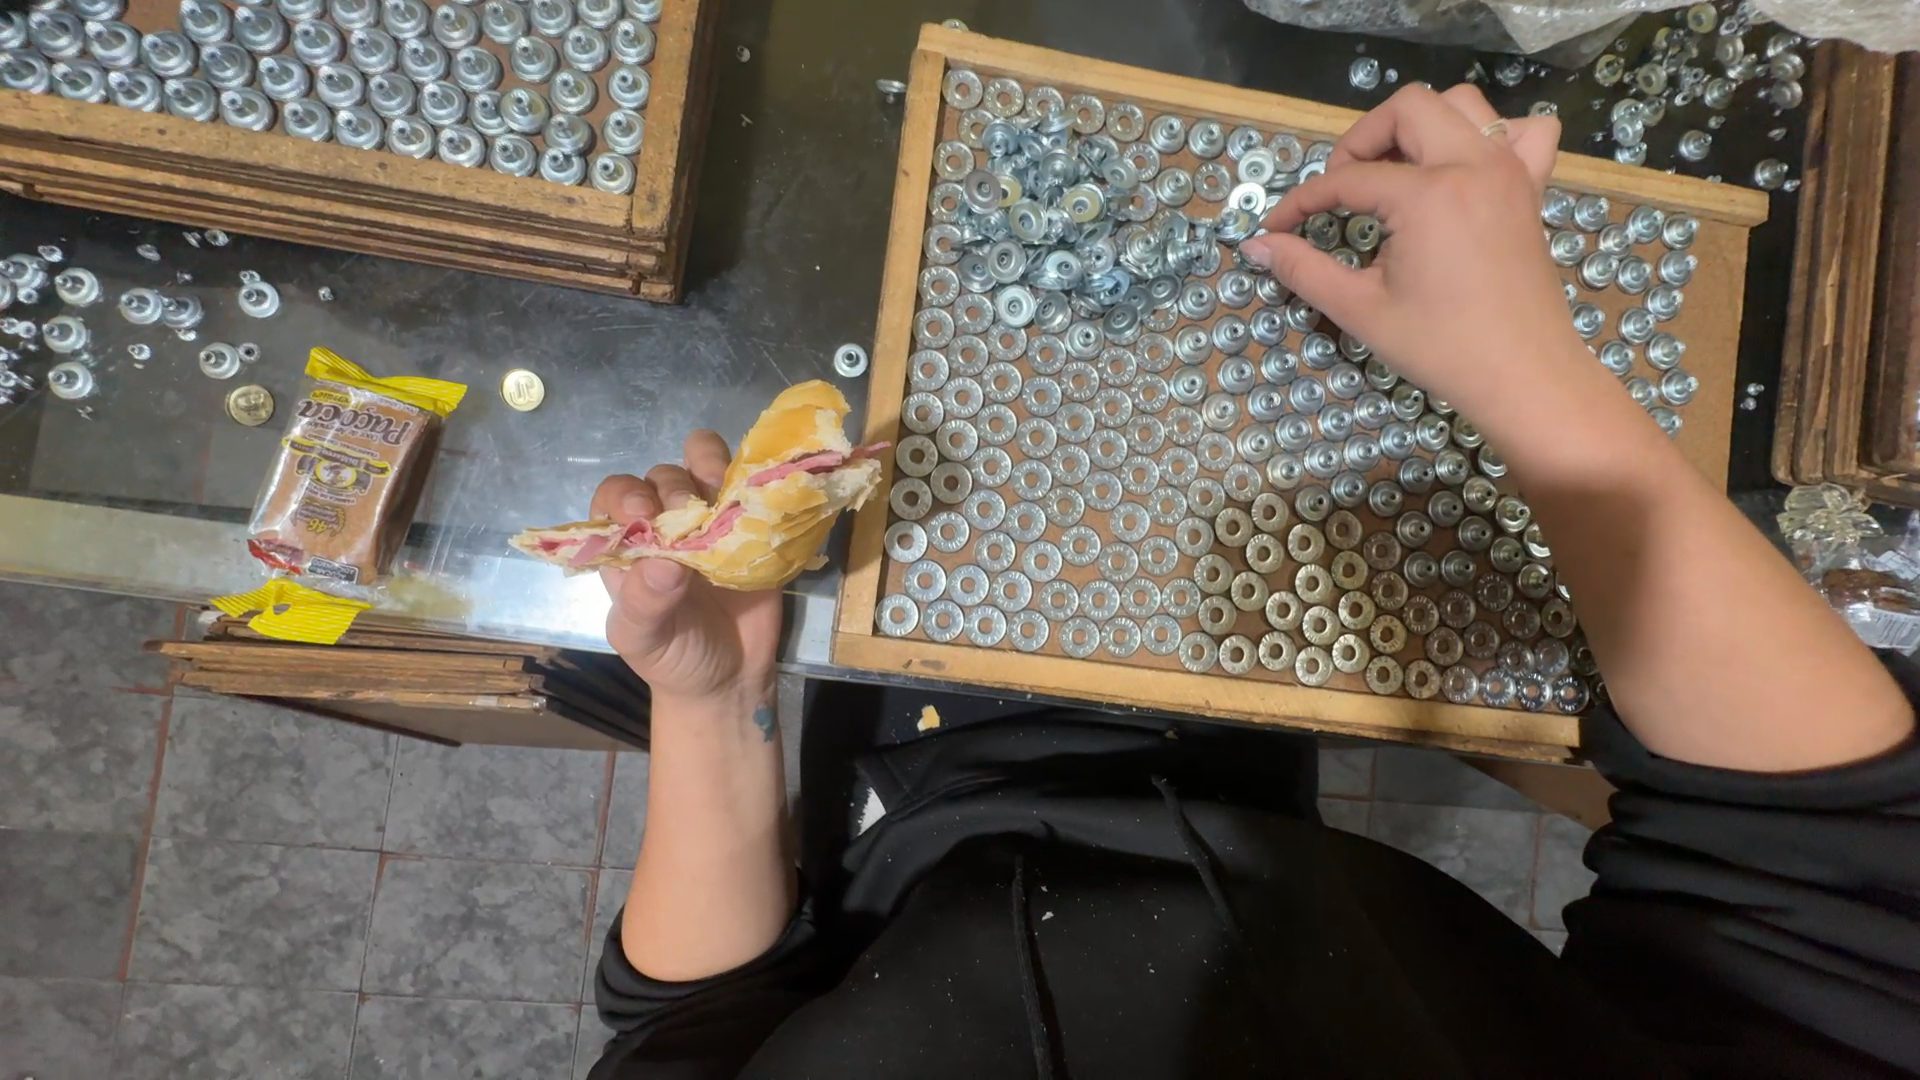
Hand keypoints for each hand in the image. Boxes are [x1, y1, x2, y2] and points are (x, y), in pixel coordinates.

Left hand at [592, 432, 782, 706]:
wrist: (732, 680)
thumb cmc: (674, 658)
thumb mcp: (644, 639)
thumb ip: (644, 602)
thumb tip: (664, 562)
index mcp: (629, 546)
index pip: (615, 497)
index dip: (626, 495)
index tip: (644, 512)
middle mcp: (667, 525)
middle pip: (663, 476)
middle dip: (673, 487)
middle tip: (689, 514)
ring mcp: (713, 523)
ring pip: (705, 467)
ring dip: (712, 468)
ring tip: (723, 495)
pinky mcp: (753, 528)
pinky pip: (751, 490)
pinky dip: (754, 482)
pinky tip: (758, 498)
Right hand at [1239, 84, 1575, 422]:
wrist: (1519, 370)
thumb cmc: (1435, 344)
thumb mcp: (1357, 308)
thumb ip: (1302, 269)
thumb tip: (1256, 245)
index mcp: (1428, 194)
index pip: (1347, 178)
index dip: (1300, 202)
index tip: (1274, 228)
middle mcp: (1472, 164)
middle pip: (1407, 109)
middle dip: (1358, 142)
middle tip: (1334, 190)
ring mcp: (1509, 169)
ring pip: (1460, 106)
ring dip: (1415, 128)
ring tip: (1388, 173)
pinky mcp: (1530, 186)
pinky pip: (1519, 131)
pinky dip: (1485, 137)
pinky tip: (1459, 171)